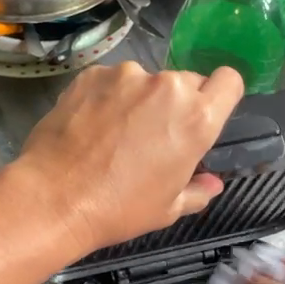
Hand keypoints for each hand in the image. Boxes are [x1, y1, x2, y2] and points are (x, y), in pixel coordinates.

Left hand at [6, 62, 243, 253]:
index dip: (220, 95)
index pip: (229, 81)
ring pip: (145, 81)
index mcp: (197, 118)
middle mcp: (167, 87)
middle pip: (186, 81)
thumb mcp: (168, 209)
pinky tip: (90, 126)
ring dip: (138, 99)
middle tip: (153, 135)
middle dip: (176, 103)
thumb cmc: (119, 209)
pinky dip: (106, 97)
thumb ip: (197, 190)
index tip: (204, 113)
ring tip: (114, 133)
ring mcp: (127, 76)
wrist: (55, 197)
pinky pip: (110, 81)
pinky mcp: (92, 74)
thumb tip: (212, 183)